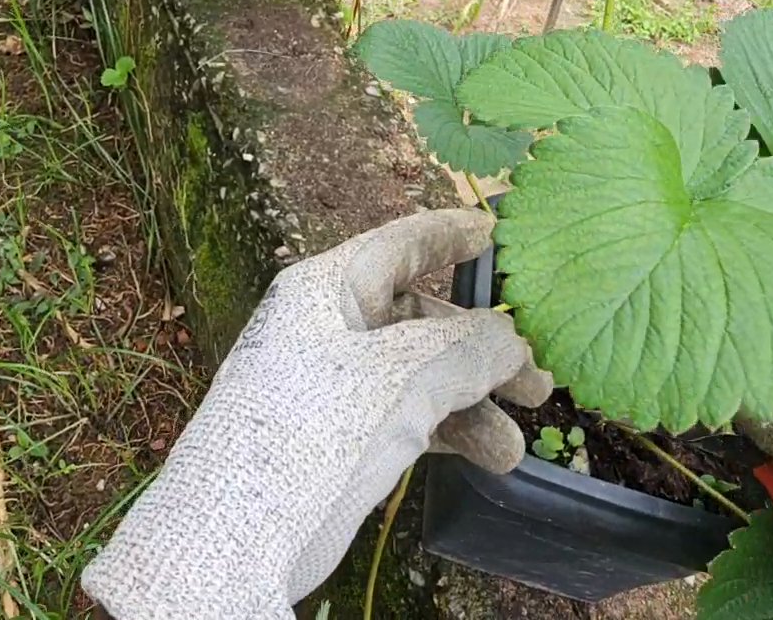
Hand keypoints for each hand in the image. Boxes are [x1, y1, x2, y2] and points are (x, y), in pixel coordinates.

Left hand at [82, 209, 550, 619]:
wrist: (234, 538)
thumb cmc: (314, 432)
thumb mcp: (402, 377)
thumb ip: (466, 346)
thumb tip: (509, 335)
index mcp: (329, 287)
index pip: (399, 243)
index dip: (450, 235)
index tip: (498, 234)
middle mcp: (328, 322)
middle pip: (419, 314)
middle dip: (481, 346)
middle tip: (538, 378)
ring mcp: (329, 377)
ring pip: (416, 369)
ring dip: (471, 399)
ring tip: (514, 444)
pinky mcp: (333, 427)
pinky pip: (402, 410)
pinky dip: (445, 427)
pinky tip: (489, 457)